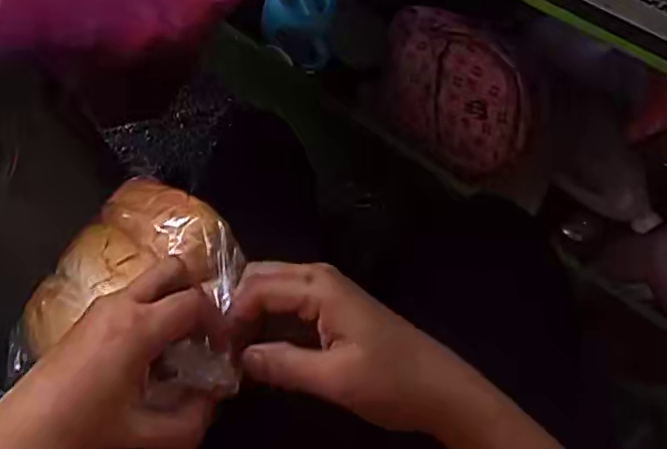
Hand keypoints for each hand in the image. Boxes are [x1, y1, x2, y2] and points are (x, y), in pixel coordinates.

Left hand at [0, 258, 231, 448]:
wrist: (33, 425)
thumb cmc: (89, 429)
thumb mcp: (151, 436)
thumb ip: (193, 415)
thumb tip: (213, 393)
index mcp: (138, 326)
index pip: (194, 300)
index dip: (220, 321)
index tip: (228, 348)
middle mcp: (120, 302)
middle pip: (170, 268)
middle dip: (197, 291)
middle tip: (208, 332)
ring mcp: (102, 303)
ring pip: (150, 281)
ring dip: (173, 301)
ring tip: (184, 346)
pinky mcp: (91, 314)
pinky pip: (132, 297)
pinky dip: (152, 310)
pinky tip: (156, 352)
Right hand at [231, 262, 558, 448]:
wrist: (448, 393)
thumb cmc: (393, 383)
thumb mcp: (337, 381)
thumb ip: (284, 366)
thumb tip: (239, 358)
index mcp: (316, 284)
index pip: (257, 288)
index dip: (233, 313)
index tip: (218, 345)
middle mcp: (315, 273)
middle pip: (259, 277)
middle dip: (236, 306)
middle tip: (222, 342)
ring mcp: (324, 285)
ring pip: (271, 286)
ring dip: (251, 311)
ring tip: (236, 344)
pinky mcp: (330, 301)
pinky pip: (287, 298)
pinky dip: (269, 316)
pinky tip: (262, 342)